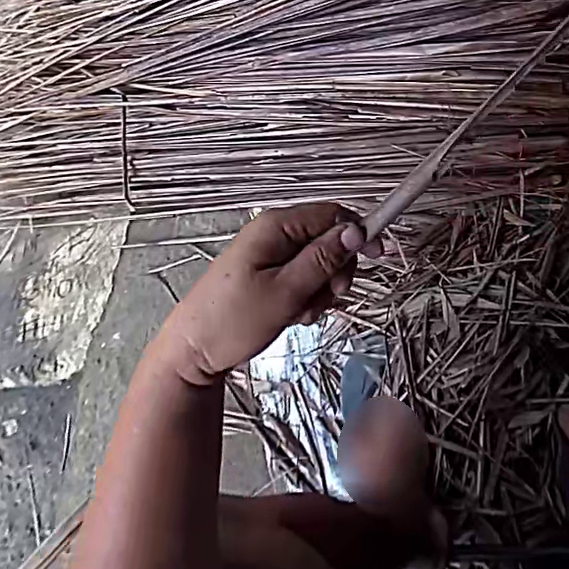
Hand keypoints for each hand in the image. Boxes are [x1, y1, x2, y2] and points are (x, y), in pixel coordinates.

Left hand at [159, 204, 375, 385]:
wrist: (190, 354)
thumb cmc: (232, 322)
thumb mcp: (285, 292)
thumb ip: (322, 260)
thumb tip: (355, 232)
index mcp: (276, 226)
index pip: (332, 214)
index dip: (358, 233)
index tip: (378, 256)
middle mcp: (275, 233)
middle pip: (328, 238)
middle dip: (337, 269)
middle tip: (329, 296)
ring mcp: (271, 254)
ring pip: (319, 261)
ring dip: (322, 288)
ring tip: (302, 311)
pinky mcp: (269, 273)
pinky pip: (304, 276)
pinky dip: (308, 295)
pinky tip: (295, 314)